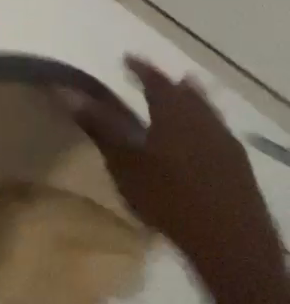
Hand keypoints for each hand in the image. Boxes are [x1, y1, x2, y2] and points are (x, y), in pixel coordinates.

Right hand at [75, 57, 286, 292]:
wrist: (229, 245)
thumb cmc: (166, 196)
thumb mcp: (122, 160)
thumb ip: (98, 124)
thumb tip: (64, 90)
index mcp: (175, 118)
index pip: (157, 83)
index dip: (141, 69)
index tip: (127, 58)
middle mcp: (205, 127)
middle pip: (190, 97)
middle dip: (173, 84)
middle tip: (156, 75)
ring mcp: (228, 150)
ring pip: (209, 116)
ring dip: (193, 103)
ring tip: (183, 96)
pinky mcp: (239, 171)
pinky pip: (219, 134)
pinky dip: (205, 125)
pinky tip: (200, 135)